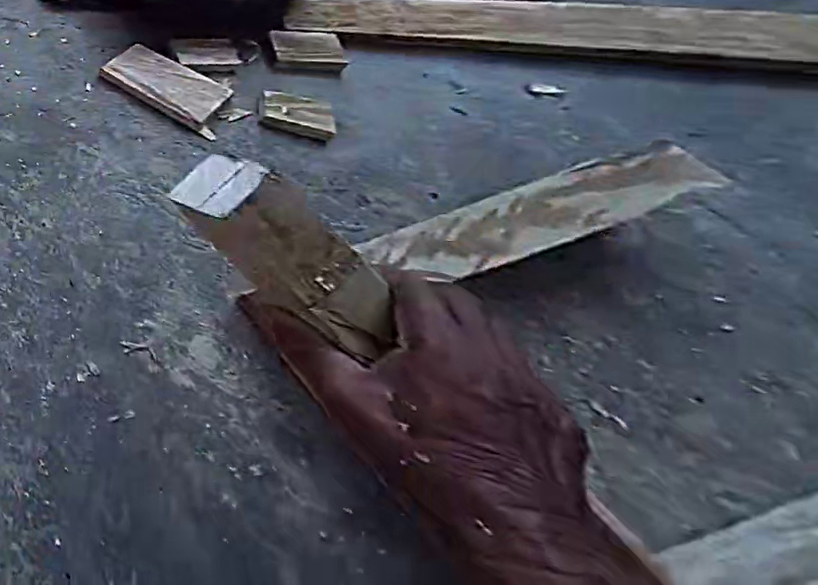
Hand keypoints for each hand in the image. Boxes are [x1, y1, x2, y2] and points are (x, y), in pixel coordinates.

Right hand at [246, 273, 655, 583]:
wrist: (517, 536)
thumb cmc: (425, 467)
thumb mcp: (350, 406)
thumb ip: (305, 350)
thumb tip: (261, 308)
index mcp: (441, 345)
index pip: (415, 284)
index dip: (386, 281)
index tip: (364, 292)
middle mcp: (492, 353)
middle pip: (455, 298)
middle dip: (420, 296)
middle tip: (389, 314)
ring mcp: (531, 382)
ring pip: (490, 328)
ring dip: (455, 325)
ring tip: (425, 347)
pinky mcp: (556, 413)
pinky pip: (518, 366)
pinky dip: (488, 362)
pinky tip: (468, 390)